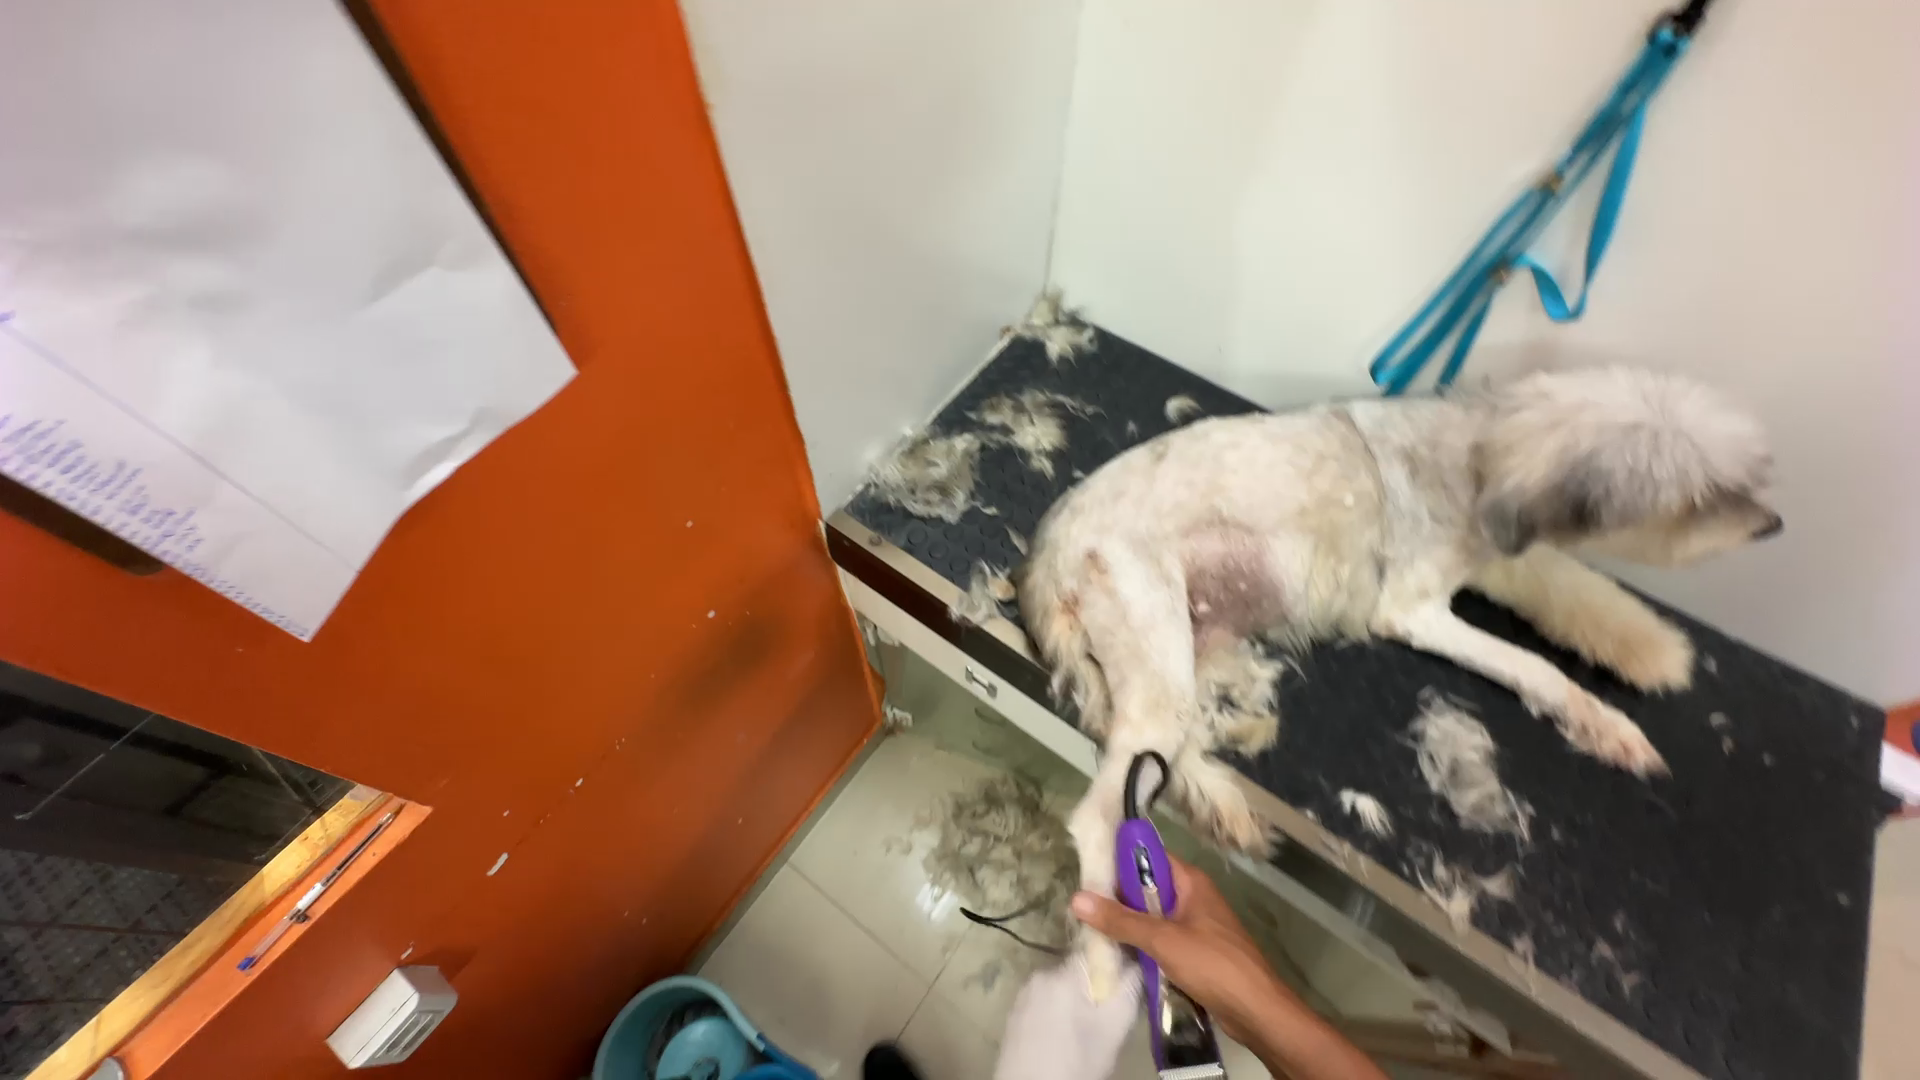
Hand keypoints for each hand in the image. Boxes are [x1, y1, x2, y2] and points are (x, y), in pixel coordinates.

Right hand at [1070, 855, 1387, 1079]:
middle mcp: (1193, 898)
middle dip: (1120, 897)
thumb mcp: (1162, 939)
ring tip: (1096, 930)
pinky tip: (1123, 956)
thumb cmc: (1214, 964)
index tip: (1089, 869)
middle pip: (1148, 888)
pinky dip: (1145, 947)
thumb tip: (1078, 898)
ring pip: (1154, 917)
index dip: (1120, 860)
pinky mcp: (1197, 953)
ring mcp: (1196, 926)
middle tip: (1086, 904)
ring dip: (1131, 926)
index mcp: (1190, 882)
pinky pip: (1163, 941)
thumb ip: (1120, 920)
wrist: (1259, 1013)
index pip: (1149, 856)